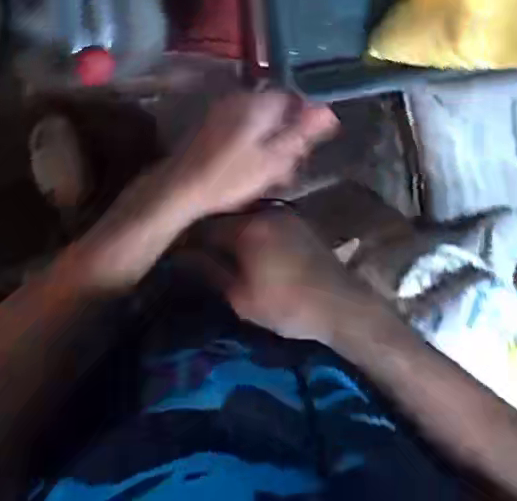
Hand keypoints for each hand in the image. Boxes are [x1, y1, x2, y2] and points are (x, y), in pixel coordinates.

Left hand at [155, 92, 337, 223]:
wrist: (178, 188)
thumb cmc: (229, 176)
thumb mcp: (273, 159)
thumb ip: (301, 133)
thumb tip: (329, 112)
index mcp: (259, 102)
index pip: (295, 97)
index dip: (306, 120)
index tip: (309, 145)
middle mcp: (241, 97)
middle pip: (278, 109)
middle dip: (288, 134)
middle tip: (291, 166)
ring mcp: (224, 108)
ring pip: (261, 120)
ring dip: (272, 142)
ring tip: (274, 174)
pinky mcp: (212, 122)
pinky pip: (244, 126)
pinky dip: (254, 142)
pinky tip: (254, 168)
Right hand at [195, 208, 387, 345]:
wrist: (339, 303)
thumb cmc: (286, 306)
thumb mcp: (240, 298)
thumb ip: (210, 272)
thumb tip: (182, 258)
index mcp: (246, 227)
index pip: (204, 225)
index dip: (188, 239)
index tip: (178, 252)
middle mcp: (264, 210)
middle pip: (226, 215)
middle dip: (210, 232)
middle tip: (198, 253)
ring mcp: (284, 212)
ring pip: (245, 215)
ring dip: (232, 229)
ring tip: (222, 252)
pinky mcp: (298, 219)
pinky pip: (264, 218)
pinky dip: (252, 230)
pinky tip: (250, 250)